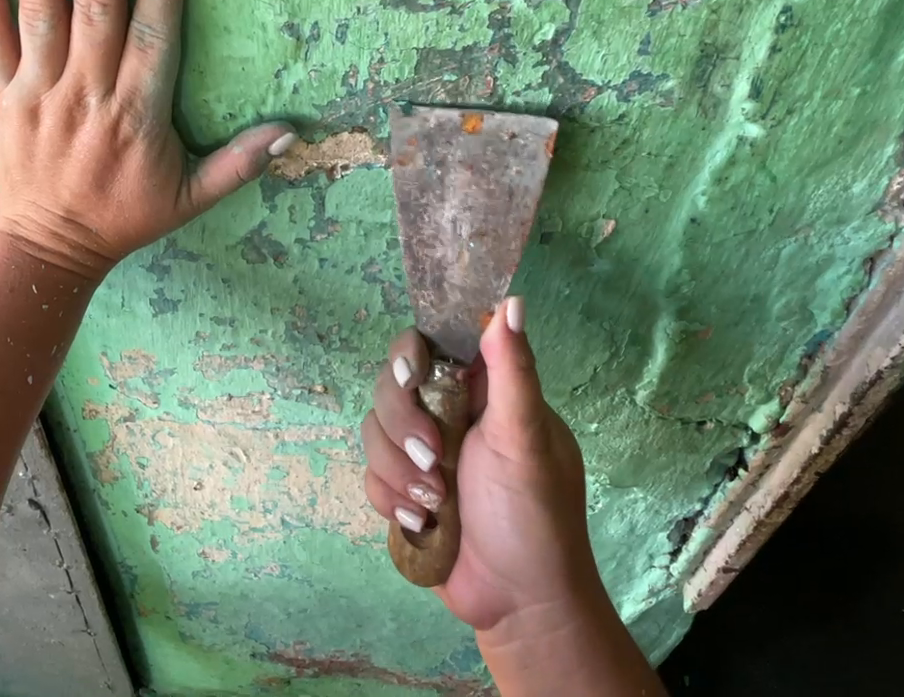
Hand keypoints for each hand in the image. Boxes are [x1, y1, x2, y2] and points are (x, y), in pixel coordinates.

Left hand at [0, 0, 294, 278]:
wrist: (50, 247)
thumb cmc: (125, 218)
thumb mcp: (191, 198)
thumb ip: (239, 164)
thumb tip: (293, 131)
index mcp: (136, 116)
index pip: (152, 40)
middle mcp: (86, 96)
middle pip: (96, 11)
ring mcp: (39, 93)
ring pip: (42, 14)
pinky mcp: (4, 98)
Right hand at [362, 299, 603, 631]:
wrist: (518, 603)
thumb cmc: (534, 513)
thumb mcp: (525, 438)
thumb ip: (512, 370)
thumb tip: (512, 300)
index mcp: (477, 391)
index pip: (426, 345)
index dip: (408, 356)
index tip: (410, 379)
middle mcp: (444, 412)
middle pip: (389, 387)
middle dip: (404, 427)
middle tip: (436, 460)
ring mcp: (419, 452)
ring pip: (373, 431)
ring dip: (399, 471)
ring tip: (435, 504)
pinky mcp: (401, 489)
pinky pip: (370, 475)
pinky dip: (391, 501)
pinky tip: (423, 525)